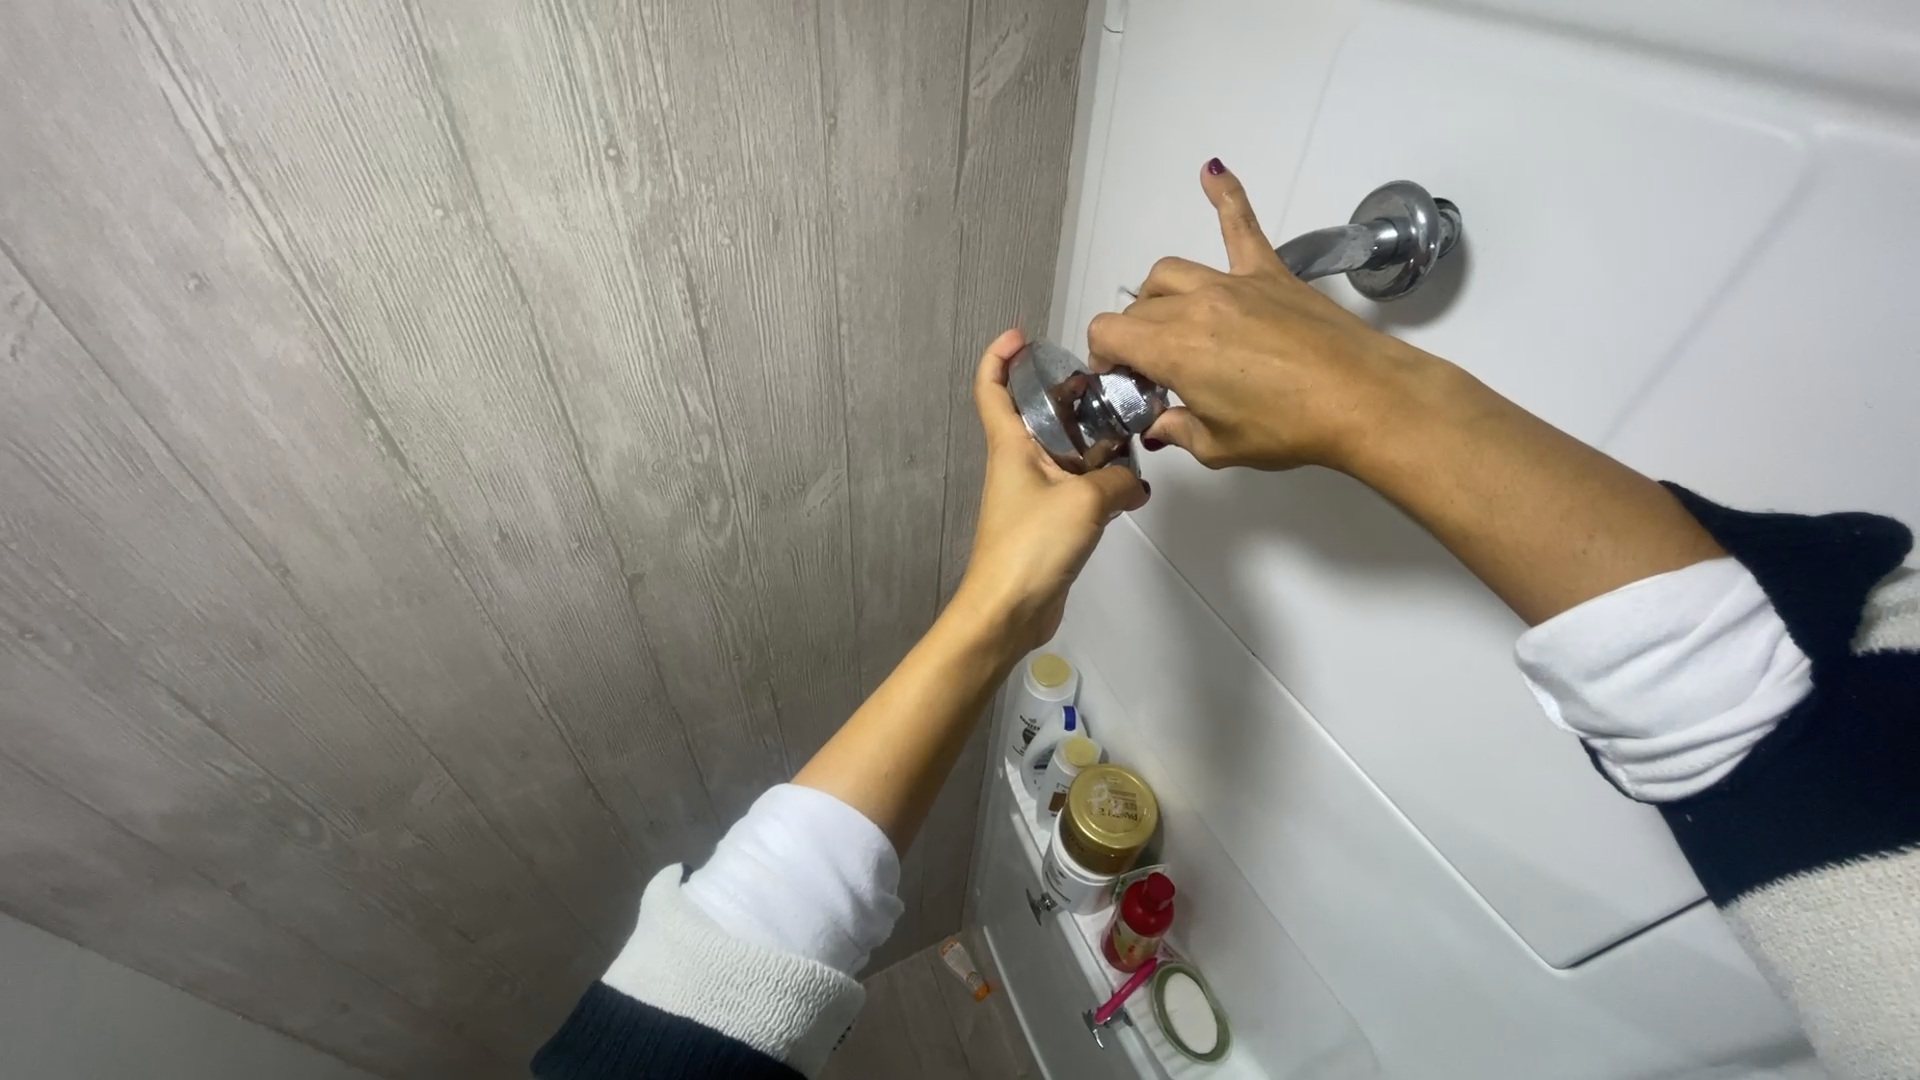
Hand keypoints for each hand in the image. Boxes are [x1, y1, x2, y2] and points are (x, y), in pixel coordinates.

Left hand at [952, 328, 1148, 651]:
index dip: (999, 357)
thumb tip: (1134, 484)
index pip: (991, 389)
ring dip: (1090, 440)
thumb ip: (1118, 482)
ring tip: (1129, 428)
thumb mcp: (1084, 501)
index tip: (1020, 335)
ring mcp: (1033, 495)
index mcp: (1010, 446)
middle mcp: (1017, 464)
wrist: (1010, 610)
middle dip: (1065, 395)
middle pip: (1036, 416)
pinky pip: (1075, 488)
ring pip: (1062, 453)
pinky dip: (1099, 481)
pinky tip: (1130, 485)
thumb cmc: (1032, 545)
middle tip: (1105, 384)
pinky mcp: (1049, 523)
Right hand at [1085, 160, 1437, 471]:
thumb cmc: (1289, 429)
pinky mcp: (1269, 273)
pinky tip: (1210, 171)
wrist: (1365, 402)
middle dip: (1132, 341)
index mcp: (1174, 350)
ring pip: (1169, 273)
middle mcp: (1195, 306)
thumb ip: (1176, 428)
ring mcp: (1233, 284)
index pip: (1108, 333)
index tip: (1121, 380)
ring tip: (1170, 323)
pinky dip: (1224, 195)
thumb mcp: (1216, 447)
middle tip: (1154, 374)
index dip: (1103, 358)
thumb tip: (1160, 421)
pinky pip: (1241, 224)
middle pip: (1137, 309)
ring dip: (1156, 298)